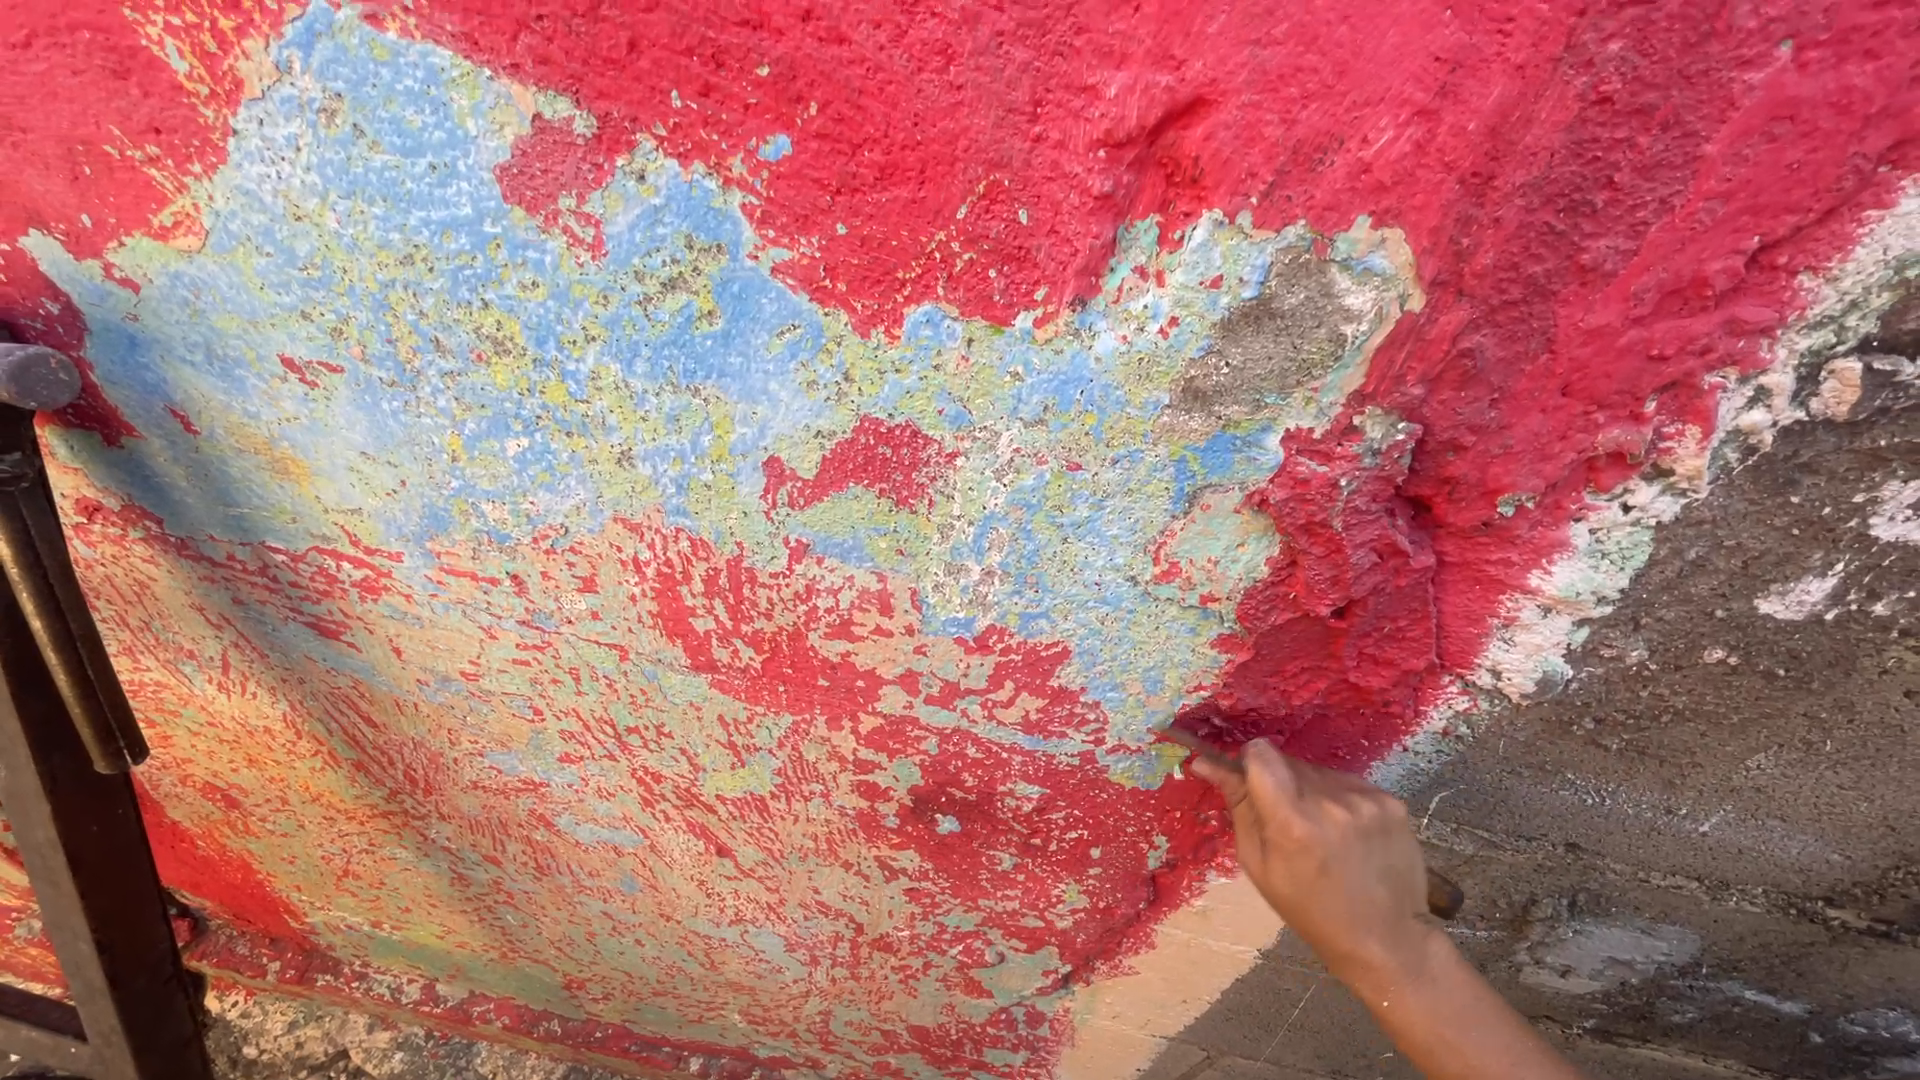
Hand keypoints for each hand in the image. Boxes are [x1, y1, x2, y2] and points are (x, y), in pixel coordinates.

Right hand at [1190, 738, 1438, 983]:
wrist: (1386, 938)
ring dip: (1311, 790)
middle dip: (1280, 781)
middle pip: (1288, 761)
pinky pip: (1348, 782)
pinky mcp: (1392, 801)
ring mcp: (1366, 799)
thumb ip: (1238, 806)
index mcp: (1292, 821)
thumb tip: (1204, 762)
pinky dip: (1340, 799)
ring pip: (1318, 771)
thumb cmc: (1309, 909)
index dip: (1251, 763)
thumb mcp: (1259, 864)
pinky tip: (1349, 833)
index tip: (1253, 783)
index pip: (1260, 753)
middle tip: (1288, 820)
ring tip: (1323, 831)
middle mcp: (1330, 801)